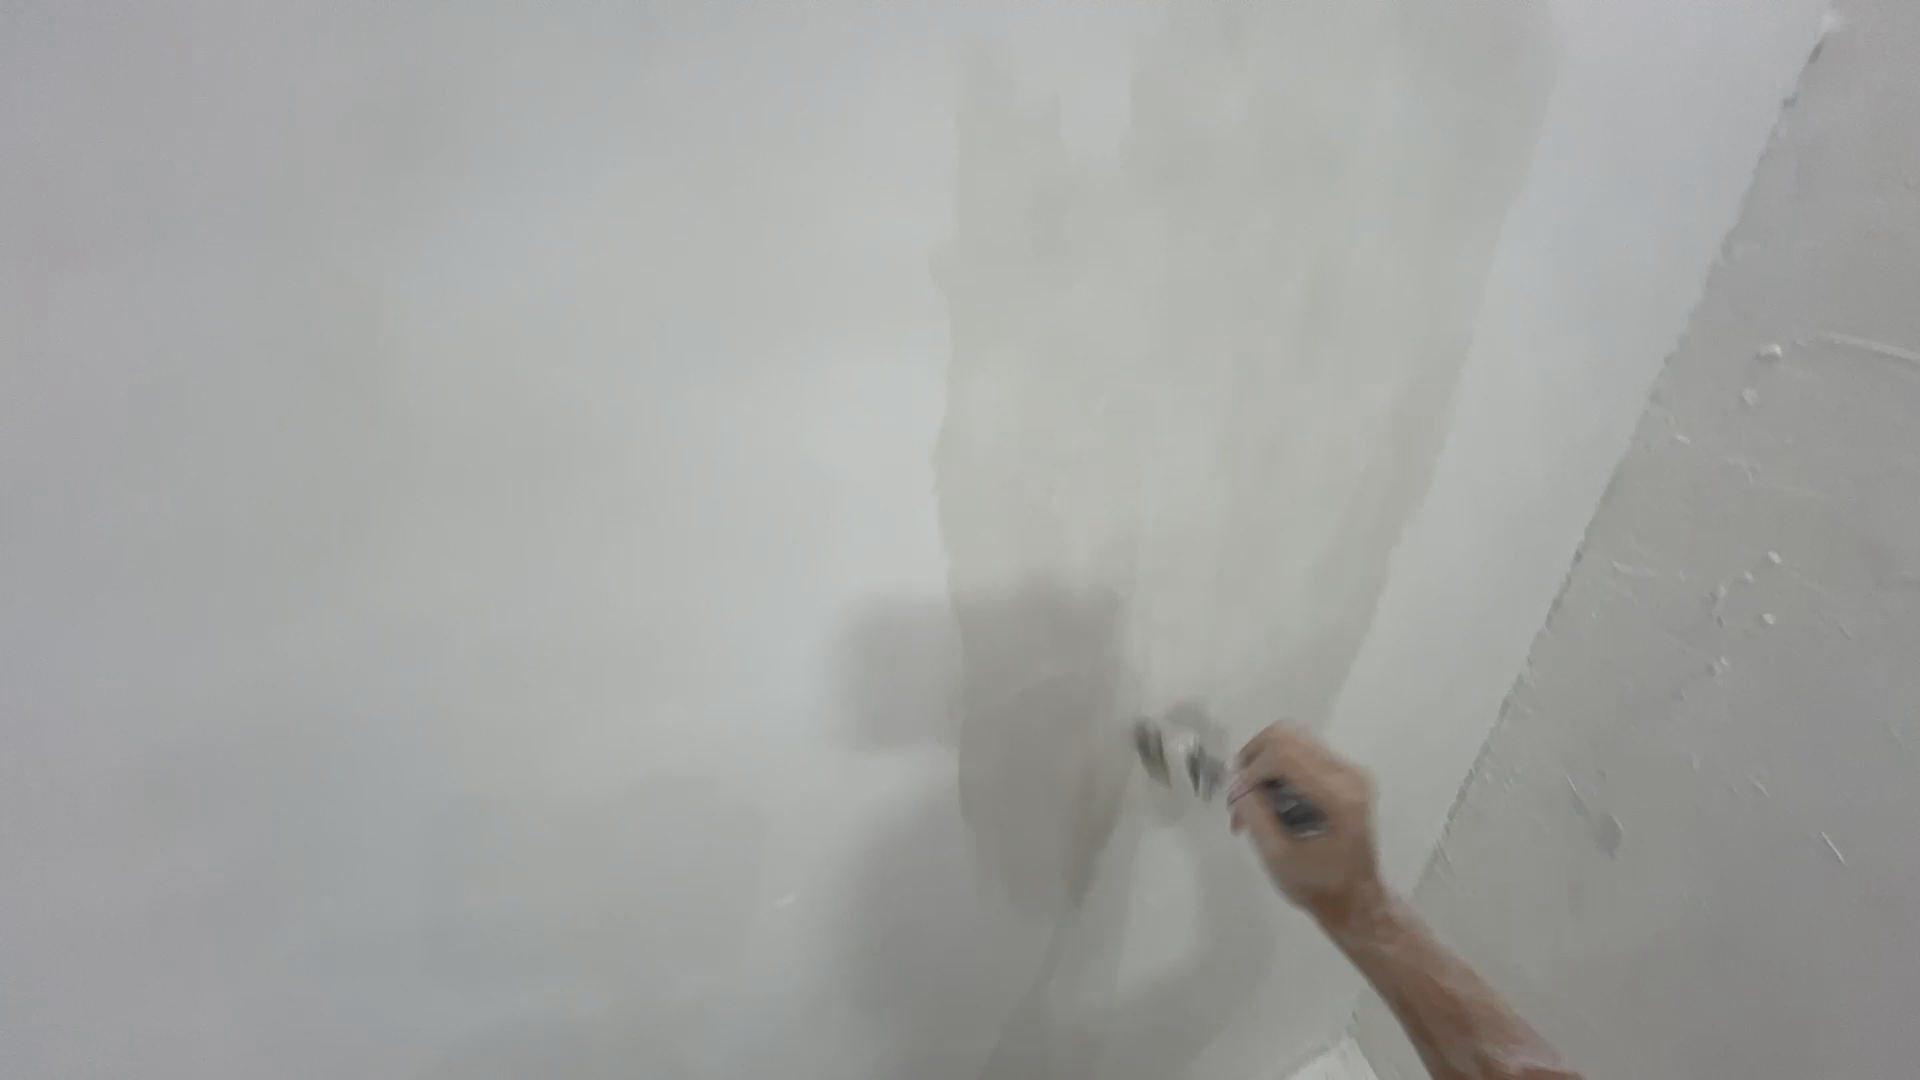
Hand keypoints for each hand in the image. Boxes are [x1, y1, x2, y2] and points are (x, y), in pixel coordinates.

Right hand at [1227, 724, 1384, 926]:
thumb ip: (1255, 816)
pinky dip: (1275, 764)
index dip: (1251, 771)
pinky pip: (1300, 749)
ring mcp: (1350, 770)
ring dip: (1261, 760)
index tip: (1236, 800)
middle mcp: (1349, 774)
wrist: (1357, 900)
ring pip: (1291, 737)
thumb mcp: (1278, 857)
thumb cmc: (1319, 886)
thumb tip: (1235, 784)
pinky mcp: (1345, 772)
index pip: (1284, 755)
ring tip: (1251, 791)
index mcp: (1339, 797)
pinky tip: (1268, 792)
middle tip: (1240, 789)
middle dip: (1252, 758)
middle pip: (1286, 735)